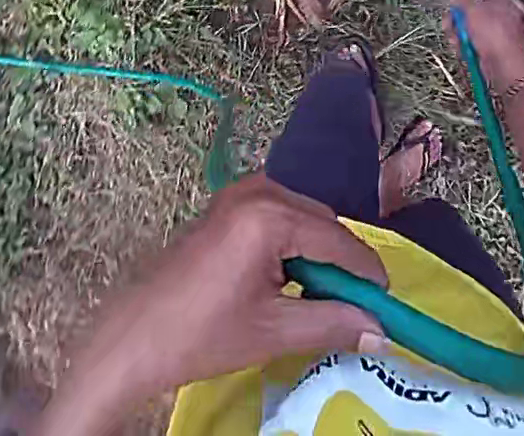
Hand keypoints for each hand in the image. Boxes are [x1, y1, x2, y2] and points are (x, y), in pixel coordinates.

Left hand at [39, 175, 388, 434]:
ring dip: (319, 249)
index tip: (388, 298)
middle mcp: (259, 189)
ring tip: (325, 294)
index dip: (365, 269)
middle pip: (321, 220)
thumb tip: (381, 331)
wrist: (136, 335)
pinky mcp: (231, 200)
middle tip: (357, 303)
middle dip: (342, 260)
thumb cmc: (202, 334)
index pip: (336, 239)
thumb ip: (332, 324)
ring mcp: (242, 190)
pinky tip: (294, 274)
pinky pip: (280, 211)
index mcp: (269, 215)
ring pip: (303, 214)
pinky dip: (295, 240)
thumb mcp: (273, 332)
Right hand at [446, 0, 523, 85]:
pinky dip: (463, 45)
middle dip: (457, 16)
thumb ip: (462, 1)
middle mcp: (500, 17)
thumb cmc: (496, 37)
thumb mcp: (473, 11)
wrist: (504, 67)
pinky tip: (462, 49)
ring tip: (456, 38)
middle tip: (450, 20)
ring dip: (458, 33)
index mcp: (502, 2)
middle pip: (473, 10)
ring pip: (469, 28)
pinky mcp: (489, 50)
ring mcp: (494, 34)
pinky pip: (471, 43)